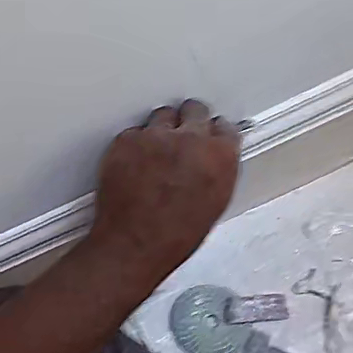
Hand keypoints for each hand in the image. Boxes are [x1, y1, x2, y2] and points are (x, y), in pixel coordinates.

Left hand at [84, 99, 240, 278]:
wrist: (134, 243)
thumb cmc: (173, 235)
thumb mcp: (214, 203)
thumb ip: (216, 171)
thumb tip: (211, 162)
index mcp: (220, 157)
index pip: (224, 127)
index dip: (213, 132)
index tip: (207, 134)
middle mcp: (191, 140)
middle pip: (194, 110)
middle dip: (188, 120)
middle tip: (179, 135)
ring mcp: (156, 137)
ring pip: (162, 116)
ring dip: (160, 129)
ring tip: (154, 151)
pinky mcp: (127, 140)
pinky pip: (133, 132)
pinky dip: (133, 144)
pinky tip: (132, 163)